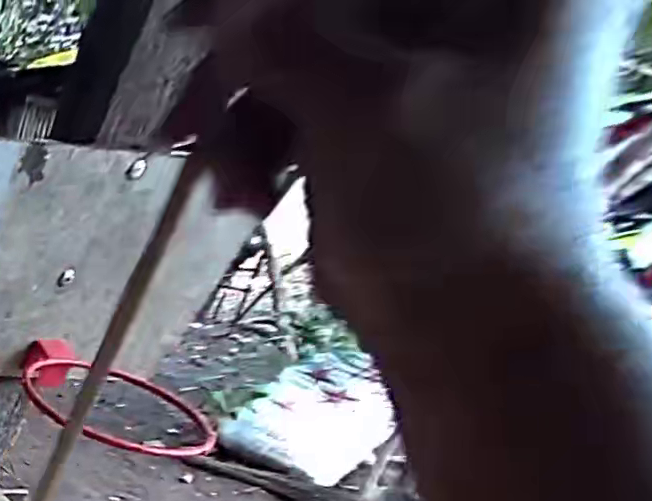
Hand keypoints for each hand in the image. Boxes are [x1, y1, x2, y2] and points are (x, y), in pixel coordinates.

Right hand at [174, 0, 642, 346]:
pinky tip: (247, 200)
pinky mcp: (371, 133)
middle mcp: (460, 12)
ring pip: (298, 70)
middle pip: (323, 14)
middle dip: (248, 71)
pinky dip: (261, 157)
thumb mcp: (364, 110)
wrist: (465, 318)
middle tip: (187, 123)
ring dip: (245, 129)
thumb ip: (290, 44)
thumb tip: (222, 5)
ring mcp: (411, 76)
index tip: (198, 23)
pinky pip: (298, 119)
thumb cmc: (446, 205)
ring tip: (231, 191)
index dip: (273, 2)